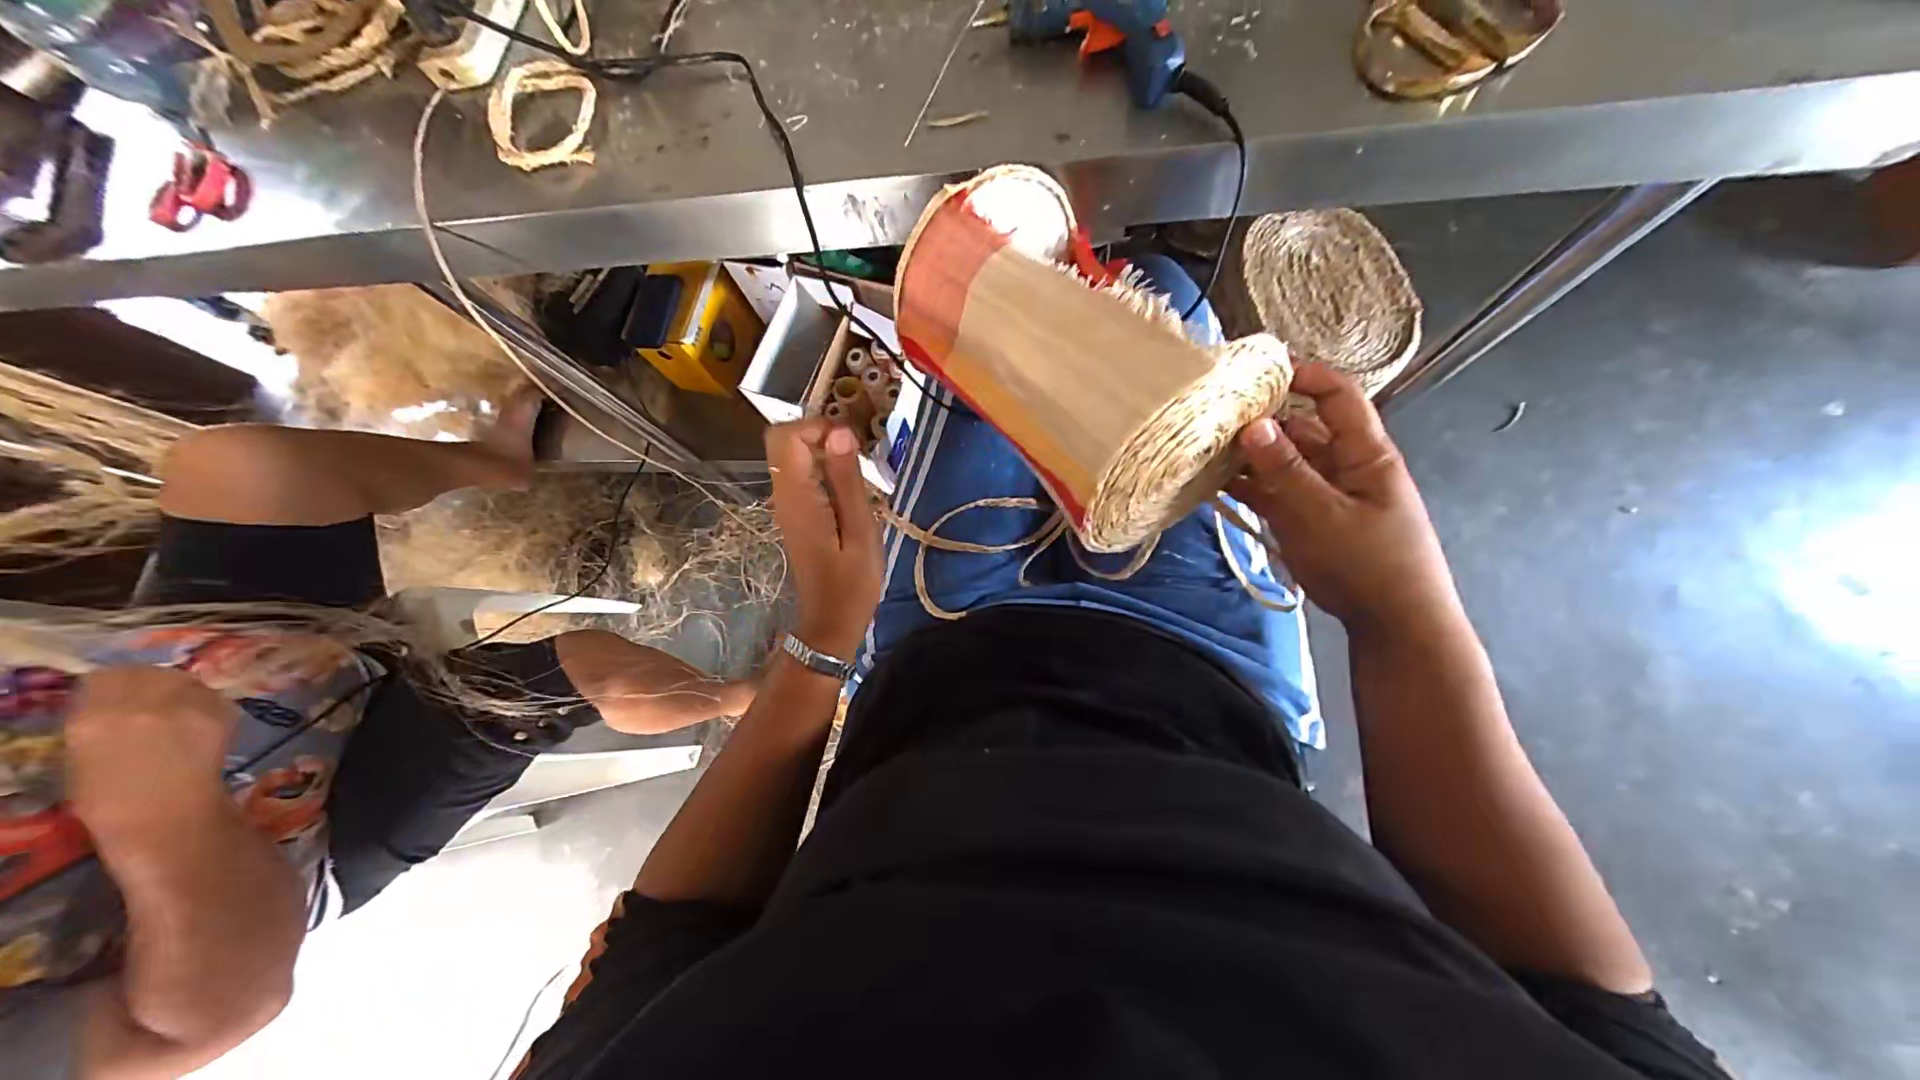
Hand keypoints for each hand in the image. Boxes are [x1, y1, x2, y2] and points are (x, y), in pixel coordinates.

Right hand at [66, 667, 239, 847]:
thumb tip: (110, 701)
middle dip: (146, 682)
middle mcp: (142, 701)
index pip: (104, 677)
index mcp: (94, 716)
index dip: (110, 684)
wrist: (167, 812)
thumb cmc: (111, 797)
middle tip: (149, 698)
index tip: (113, 692)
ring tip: (176, 710)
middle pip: (147, 673)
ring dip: (178, 689)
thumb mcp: (80, 754)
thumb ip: (94, 720)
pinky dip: (205, 702)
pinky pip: (211, 695)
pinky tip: (199, 722)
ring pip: (183, 679)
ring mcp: (187, 703)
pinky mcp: (222, 709)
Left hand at [765, 419, 882, 659]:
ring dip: (823, 449)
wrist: (830, 621)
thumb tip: (840, 431)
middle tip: (855, 452)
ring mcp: (786, 503)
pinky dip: (822, 466)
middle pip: (783, 440)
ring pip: (791, 454)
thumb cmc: (852, 582)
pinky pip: (800, 473)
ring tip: (858, 469)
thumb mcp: (861, 530)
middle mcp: (782, 495)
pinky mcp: (794, 511)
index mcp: (797, 498)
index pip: (787, 436)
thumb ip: (847, 479)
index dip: (819, 426)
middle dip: (819, 432)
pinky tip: (848, 485)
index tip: (853, 443)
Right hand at [1228, 363, 1462, 635]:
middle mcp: (1343, 466)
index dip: (1305, 376)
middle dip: (1262, 420)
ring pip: (1282, 463)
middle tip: (1214, 416)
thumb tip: (1254, 424)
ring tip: (1205, 448)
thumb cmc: (1369, 564)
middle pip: (1300, 430)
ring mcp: (1322, 495)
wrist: (1393, 624)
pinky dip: (1247, 487)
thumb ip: (1286, 470)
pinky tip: (1215, 484)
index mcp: (1364, 453)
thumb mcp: (1323, 514)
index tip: (1259, 370)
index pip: (1337, 397)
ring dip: (1248, 456)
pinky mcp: (1307, 521)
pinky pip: (1273, 493)